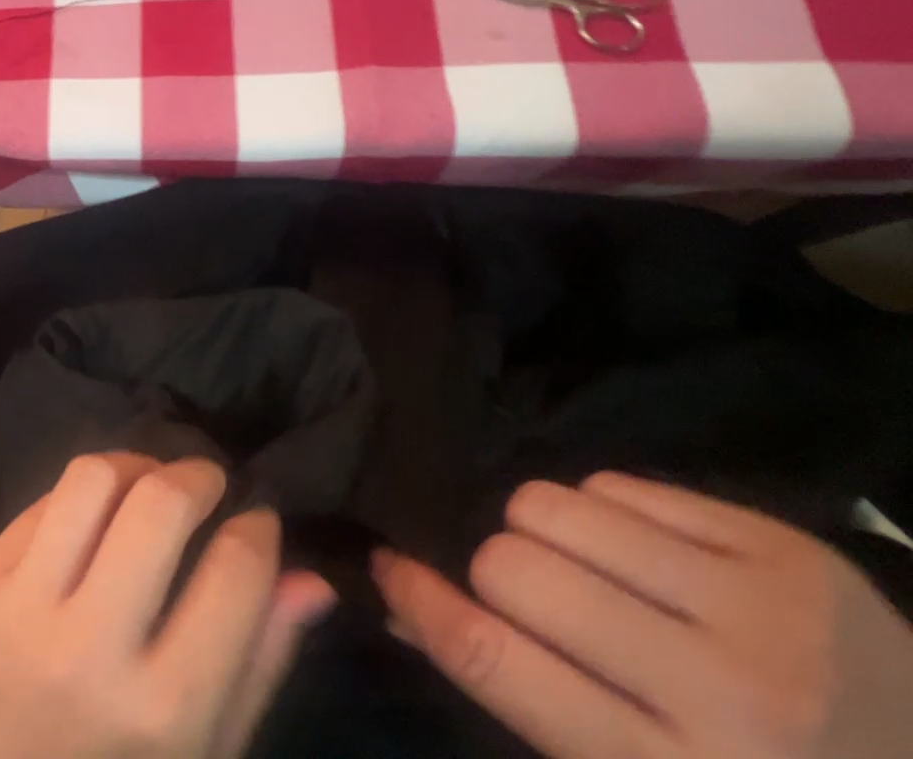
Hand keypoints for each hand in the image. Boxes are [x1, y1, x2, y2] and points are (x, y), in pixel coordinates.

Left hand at [0, 453, 336, 758]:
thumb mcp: (208, 745)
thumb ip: (261, 662)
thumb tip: (311, 578)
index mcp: (165, 706)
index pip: (234, 573)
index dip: (258, 530)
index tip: (257, 521)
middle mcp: (88, 648)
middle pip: (156, 505)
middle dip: (197, 475)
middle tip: (207, 481)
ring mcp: (20, 607)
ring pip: (89, 479)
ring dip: (133, 464)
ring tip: (151, 482)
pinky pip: (42, 501)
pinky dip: (82, 498)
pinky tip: (98, 520)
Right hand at [374, 472, 912, 758]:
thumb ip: (514, 687)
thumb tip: (402, 602)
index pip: (493, 657)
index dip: (420, 600)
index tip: (387, 566)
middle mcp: (719, 688)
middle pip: (512, 567)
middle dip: (492, 571)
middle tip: (523, 593)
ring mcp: (761, 606)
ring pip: (552, 507)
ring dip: (539, 531)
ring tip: (582, 565)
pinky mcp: (785, 546)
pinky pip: (617, 482)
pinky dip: (602, 512)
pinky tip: (640, 553)